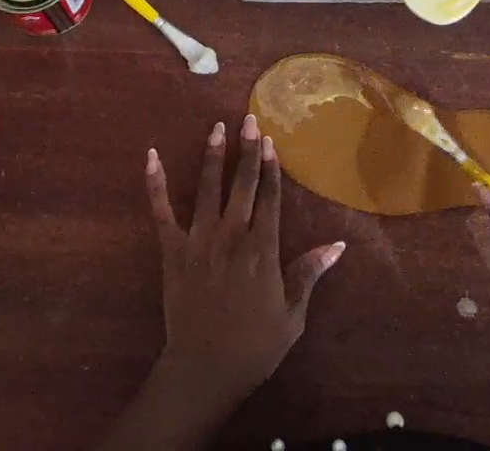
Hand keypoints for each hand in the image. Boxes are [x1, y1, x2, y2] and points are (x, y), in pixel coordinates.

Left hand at [144, 114, 345, 408]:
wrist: (204, 370)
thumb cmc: (254, 346)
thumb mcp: (292, 315)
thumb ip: (309, 274)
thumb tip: (338, 245)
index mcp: (262, 250)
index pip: (270, 198)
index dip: (271, 168)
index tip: (269, 141)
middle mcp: (232, 236)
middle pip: (243, 185)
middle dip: (246, 150)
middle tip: (248, 119)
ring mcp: (199, 240)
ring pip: (207, 189)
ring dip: (213, 156)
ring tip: (217, 128)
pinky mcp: (172, 250)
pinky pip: (162, 212)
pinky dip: (156, 183)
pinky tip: (151, 156)